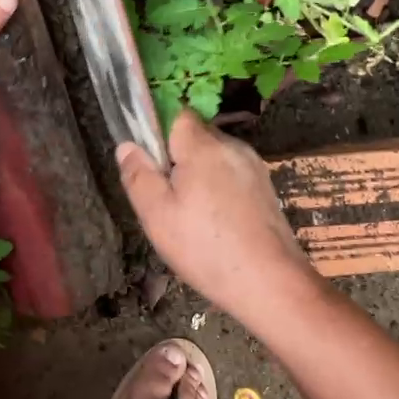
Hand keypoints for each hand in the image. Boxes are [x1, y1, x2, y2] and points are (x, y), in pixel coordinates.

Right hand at [117, 111, 319, 321]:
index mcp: (203, 147)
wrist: (271, 285)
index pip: (177, 114)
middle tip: (165, 198)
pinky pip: (231, 175)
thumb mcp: (157, 215)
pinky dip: (218, 190)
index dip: (158, 132)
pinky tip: (214, 224)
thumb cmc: (206, 248)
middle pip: (195, 136)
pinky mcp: (265, 190)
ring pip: (214, 157)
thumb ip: (138, 175)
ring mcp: (253, 168)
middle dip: (176, 158)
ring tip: (190, 216)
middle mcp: (232, 147)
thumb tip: (127, 146)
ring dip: (198, 175)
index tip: (149, 163)